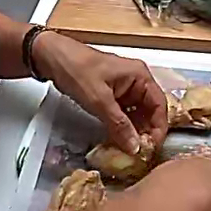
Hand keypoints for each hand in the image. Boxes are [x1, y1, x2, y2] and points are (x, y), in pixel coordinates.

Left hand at [32, 32, 168, 154]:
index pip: (159, 106)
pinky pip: (122, 113)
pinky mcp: (110, 94)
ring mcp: (123, 88)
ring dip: (133, 131)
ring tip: (128, 149)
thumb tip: (135, 146)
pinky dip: (121, 126)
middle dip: (145, 132)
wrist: (51, 57)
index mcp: (139, 76)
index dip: (158, 128)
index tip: (152, 148)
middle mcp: (135, 81)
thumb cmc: (76, 69)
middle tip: (139, 153)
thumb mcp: (99, 99)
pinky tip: (117, 139)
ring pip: (135, 114)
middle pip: (149, 111)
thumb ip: (119, 124)